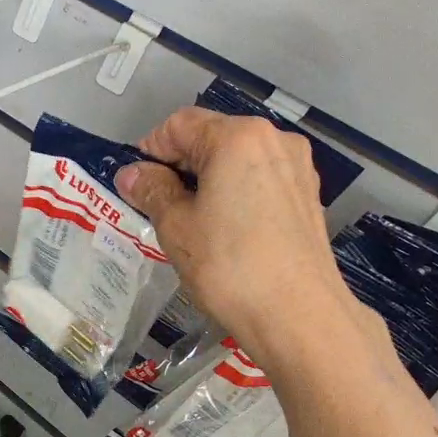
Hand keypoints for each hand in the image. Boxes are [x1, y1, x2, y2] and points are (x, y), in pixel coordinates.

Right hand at [116, 108, 356, 359]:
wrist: (295, 311)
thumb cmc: (227, 265)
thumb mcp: (176, 226)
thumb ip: (153, 191)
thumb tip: (132, 173)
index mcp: (237, 138)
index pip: (179, 125)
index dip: (149, 152)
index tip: (135, 187)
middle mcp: (273, 140)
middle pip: (211, 138)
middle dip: (178, 167)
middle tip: (156, 208)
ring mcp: (296, 168)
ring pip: (236, 161)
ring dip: (205, 182)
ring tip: (189, 223)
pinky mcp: (306, 196)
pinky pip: (257, 182)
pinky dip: (232, 196)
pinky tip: (222, 232)